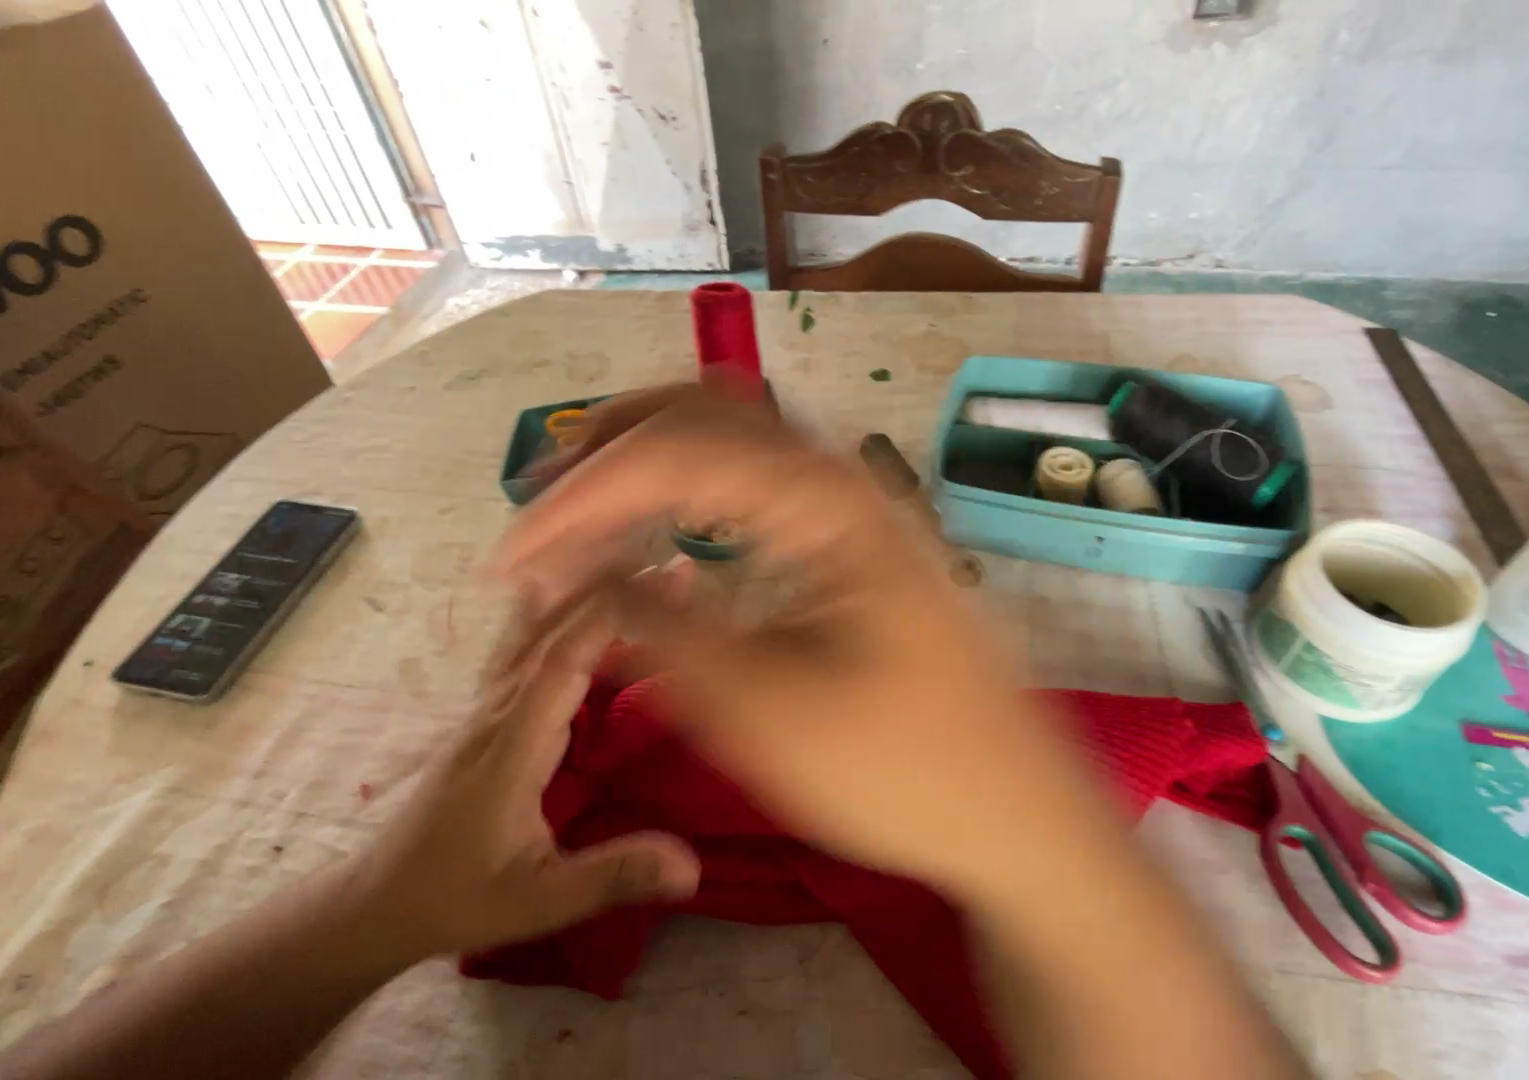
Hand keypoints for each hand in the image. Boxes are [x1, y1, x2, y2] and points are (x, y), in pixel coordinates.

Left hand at [346, 585, 699, 958]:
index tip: (661, 585)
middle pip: (550, 630)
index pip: (564, 660)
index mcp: (513, 745)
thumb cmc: (460, 898)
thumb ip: (611, 876)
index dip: (611, 616)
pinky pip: (519, 647)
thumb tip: (693, 867)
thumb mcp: (540, 900)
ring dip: (578, 592)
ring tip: (623, 560)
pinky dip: (547, 611)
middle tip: (668, 566)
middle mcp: (496, 711)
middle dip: (609, 591)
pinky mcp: (483, 715)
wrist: (379, 900)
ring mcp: (485, 709)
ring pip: (530, 631)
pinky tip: (556, 592)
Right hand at [493, 392, 1124, 904]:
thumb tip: (584, 573)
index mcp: (823, 503)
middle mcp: (841, 479)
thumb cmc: (902, 772)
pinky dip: (693, 494)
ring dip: (649, 461)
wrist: (1017, 811)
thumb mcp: (764, 713)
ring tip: (580, 512)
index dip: (577, 499)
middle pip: (703, 413)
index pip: (672, 454)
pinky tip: (660, 534)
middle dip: (606, 449)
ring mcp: (855, 505)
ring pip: (733, 441)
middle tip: (538, 507)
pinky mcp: (857, 541)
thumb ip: (661, 630)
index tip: (512, 560)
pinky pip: (758, 486)